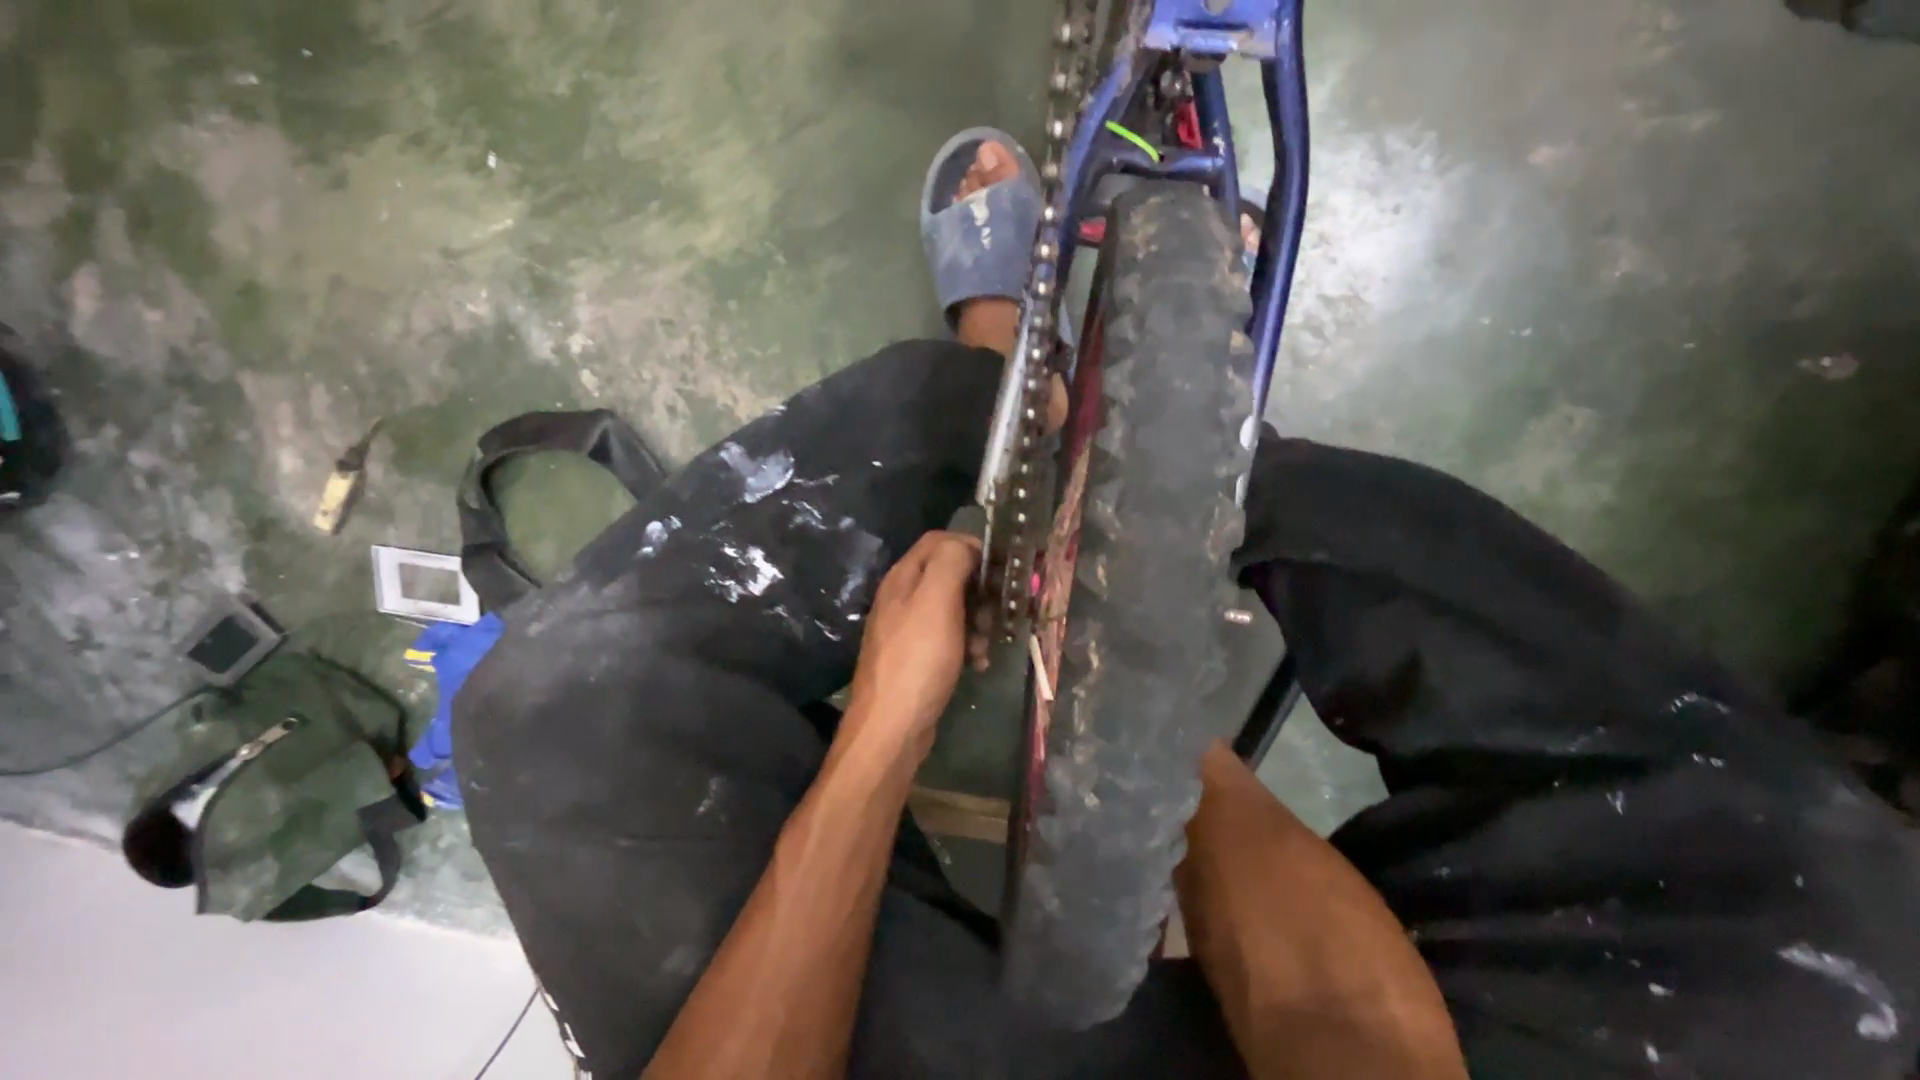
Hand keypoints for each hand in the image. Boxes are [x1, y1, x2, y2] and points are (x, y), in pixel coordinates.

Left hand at [843, 530, 981, 762]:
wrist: (891, 727)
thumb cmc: (917, 660)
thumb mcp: (936, 601)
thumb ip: (951, 563)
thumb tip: (966, 546)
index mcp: (903, 579)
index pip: (939, 541)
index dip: (972, 547)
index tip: (1002, 568)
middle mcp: (901, 599)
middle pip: (949, 576)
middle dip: (979, 591)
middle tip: (996, 613)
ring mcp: (907, 631)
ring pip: (953, 610)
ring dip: (978, 622)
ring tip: (985, 646)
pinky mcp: (916, 660)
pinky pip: (949, 640)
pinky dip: (968, 647)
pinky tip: (978, 665)